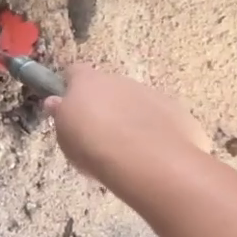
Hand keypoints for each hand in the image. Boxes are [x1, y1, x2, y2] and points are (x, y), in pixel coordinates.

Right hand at [44, 67, 209, 190]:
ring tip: (129, 153)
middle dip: (105, 107)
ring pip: (138, 104)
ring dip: (132, 120)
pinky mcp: (180, 114)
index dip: (71, 88)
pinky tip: (155, 158)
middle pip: (109, 88)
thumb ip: (61, 115)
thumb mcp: (64, 136)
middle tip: (99, 137)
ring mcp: (153, 95)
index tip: (70, 108)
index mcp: (88, 81)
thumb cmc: (94, 146)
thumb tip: (57, 103)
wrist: (149, 163)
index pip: (74, 72)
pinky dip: (159, 134)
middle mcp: (120, 80)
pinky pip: (164, 121)